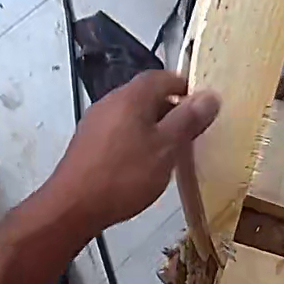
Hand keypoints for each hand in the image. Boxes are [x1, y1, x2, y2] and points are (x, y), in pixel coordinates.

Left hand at [41, 71, 219, 234]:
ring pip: (133, 114)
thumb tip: (209, 96)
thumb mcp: (167, 147)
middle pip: (147, 94)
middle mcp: (110, 102)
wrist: (73, 208)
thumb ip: (189, 119)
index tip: (202, 106)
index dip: (186, 87)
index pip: (163, 76)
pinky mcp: (88, 143)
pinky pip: (120, 130)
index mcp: (131, 96)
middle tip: (191, 131)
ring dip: (155, 126)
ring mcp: (96, 122)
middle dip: (172, 109)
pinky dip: (137, 139)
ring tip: (171, 150)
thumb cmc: (124, 175)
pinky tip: (144, 163)